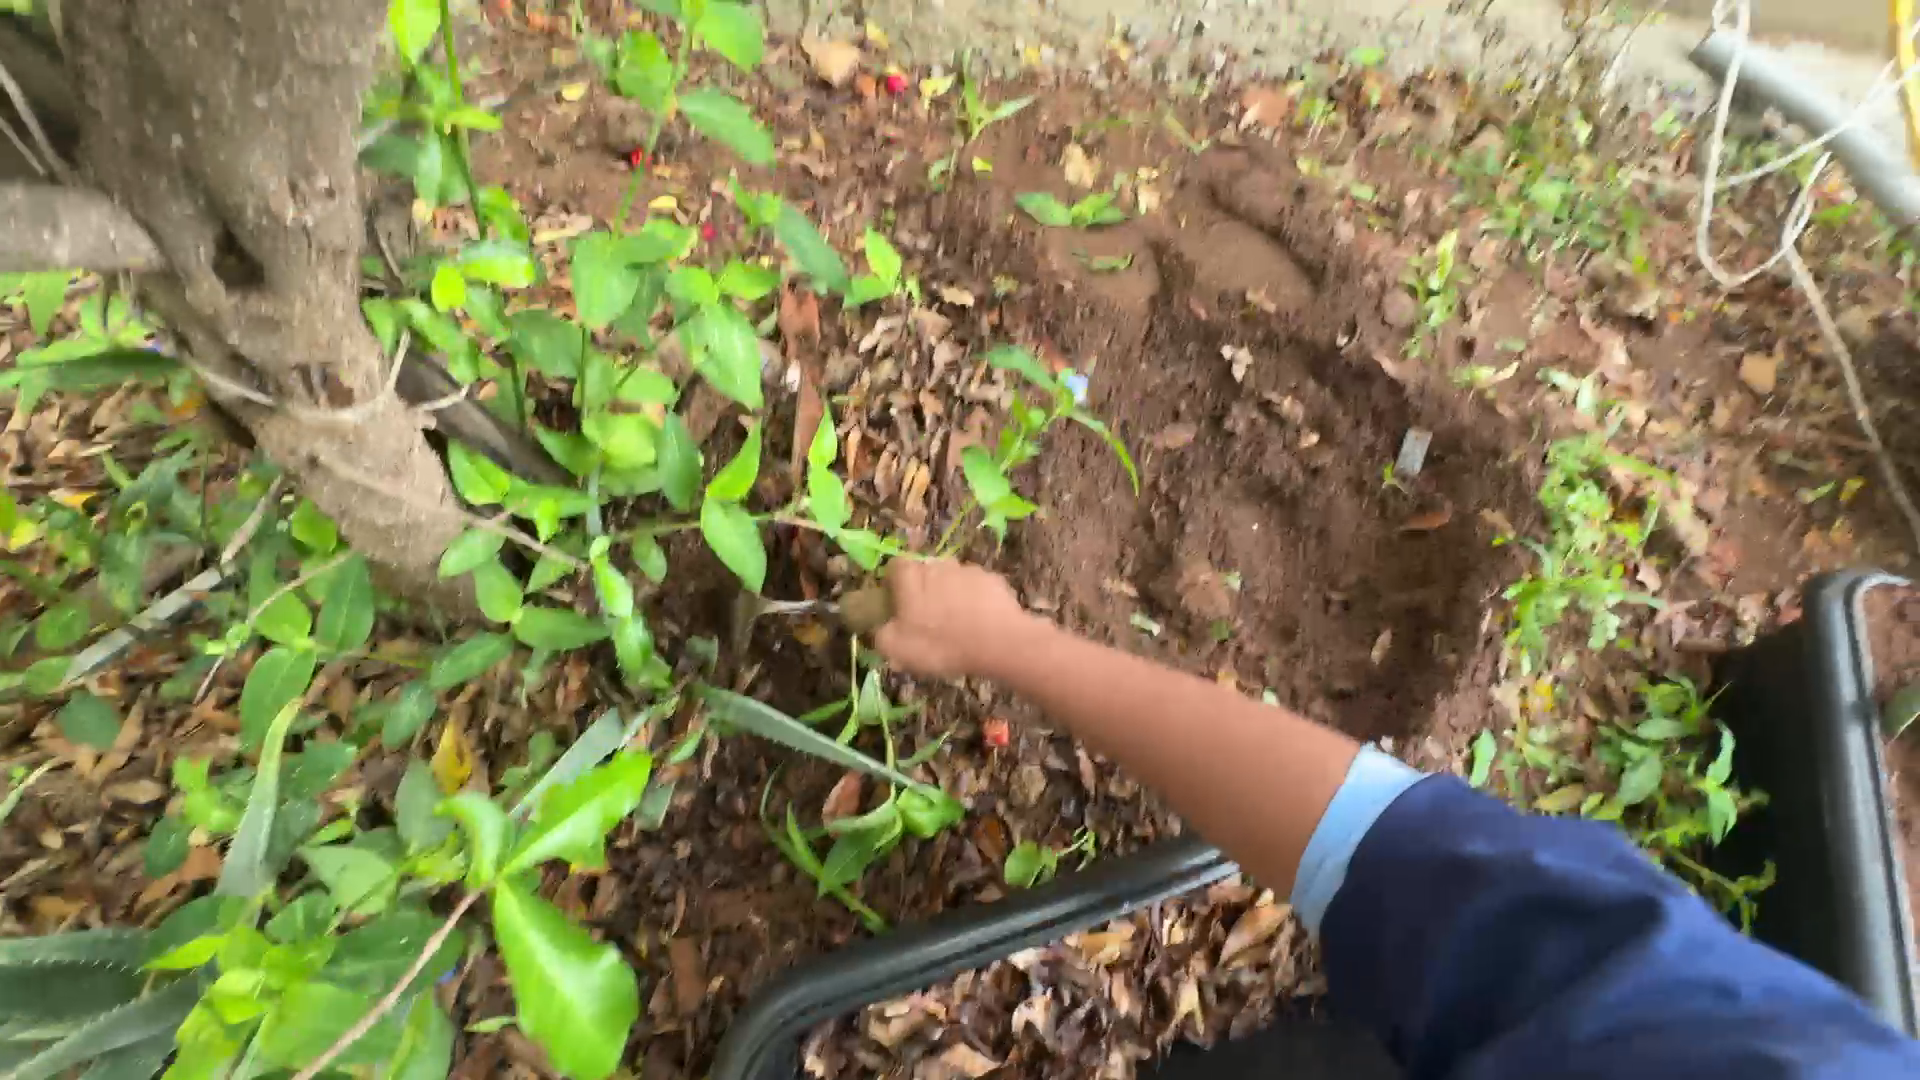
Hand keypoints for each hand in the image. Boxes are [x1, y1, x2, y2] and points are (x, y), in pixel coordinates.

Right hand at [872, 559, 1039, 678]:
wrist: (998, 643)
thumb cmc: (940, 644)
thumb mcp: (896, 649)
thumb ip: (881, 634)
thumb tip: (883, 628)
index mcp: (911, 576)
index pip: (895, 567)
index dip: (894, 585)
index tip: (898, 606)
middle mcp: (939, 564)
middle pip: (926, 573)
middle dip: (925, 591)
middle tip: (928, 621)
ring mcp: (969, 569)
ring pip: (953, 580)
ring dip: (952, 596)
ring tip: (958, 626)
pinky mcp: (994, 580)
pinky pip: (977, 589)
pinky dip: (976, 601)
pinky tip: (980, 624)